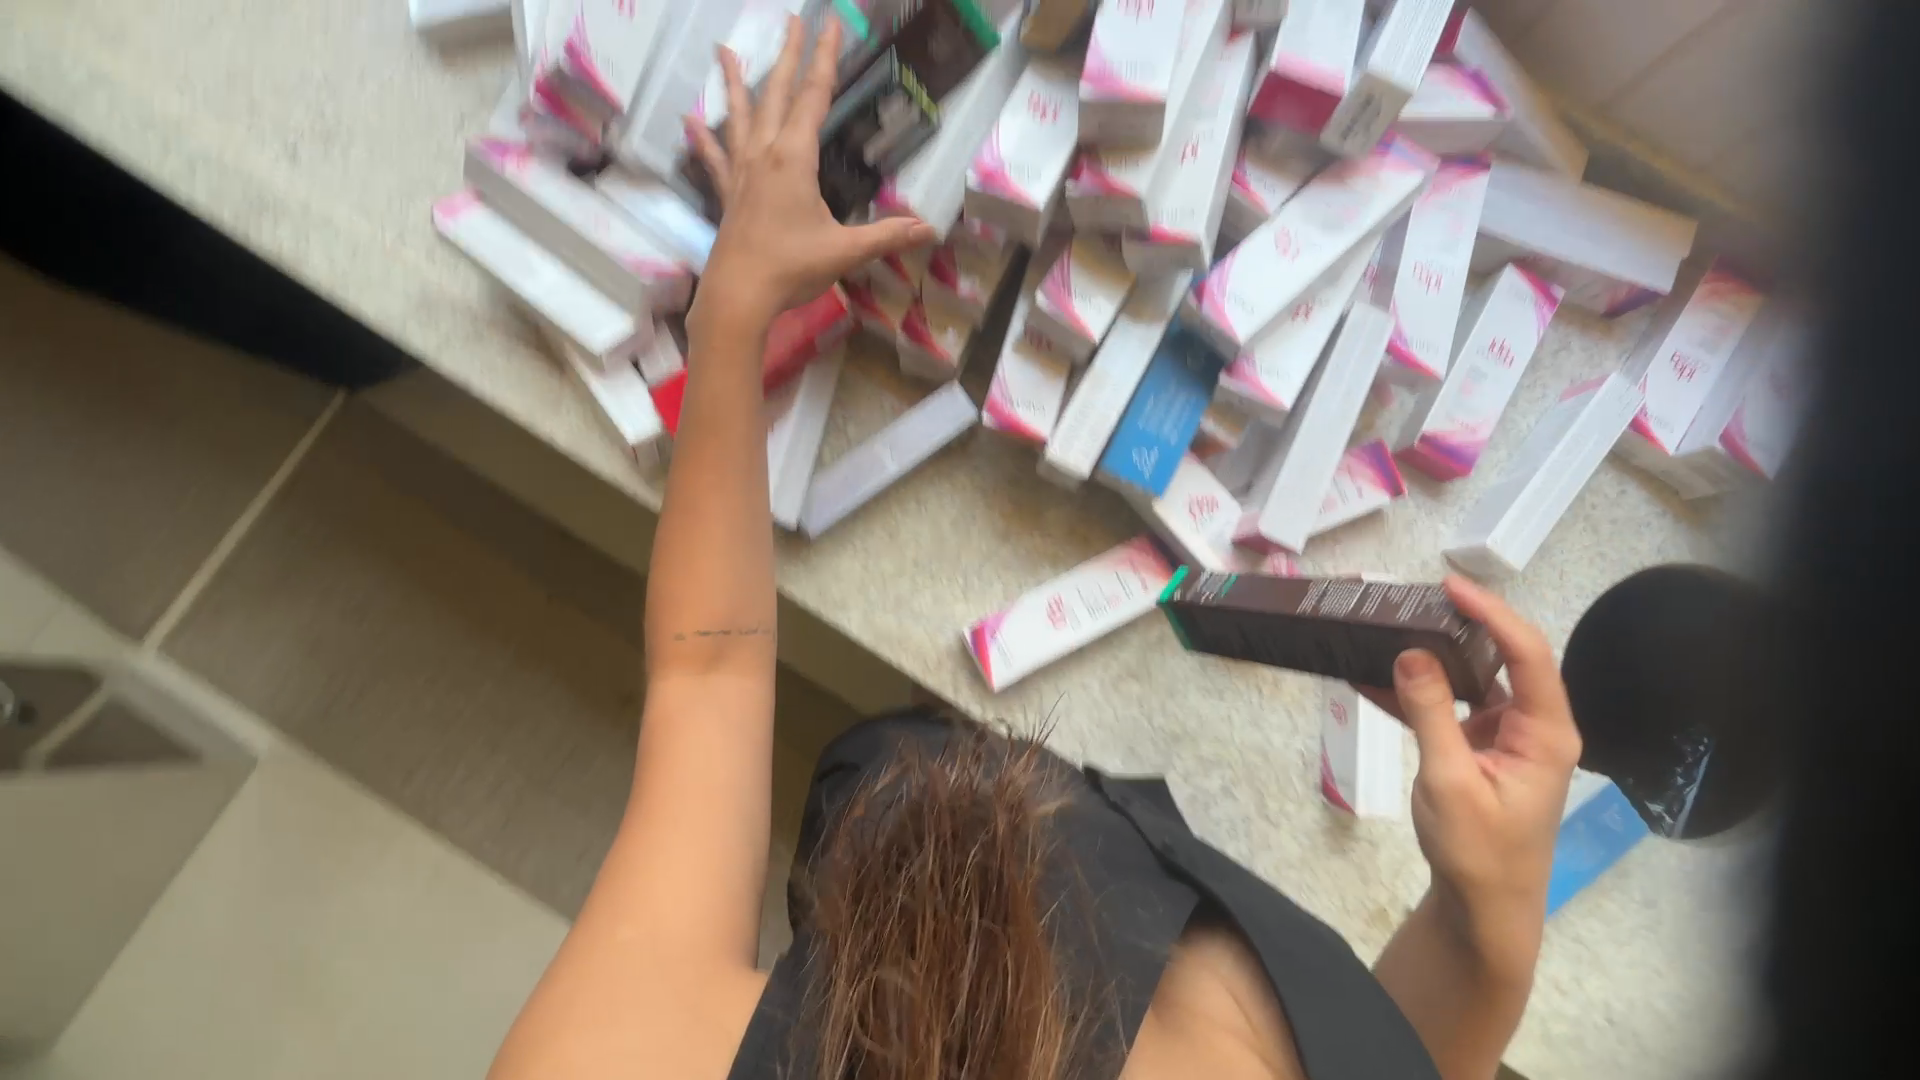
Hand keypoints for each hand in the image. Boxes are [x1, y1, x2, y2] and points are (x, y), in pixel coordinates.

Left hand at [685, 16, 936, 333]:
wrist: (740, 294)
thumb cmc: (792, 268)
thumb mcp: (845, 251)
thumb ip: (886, 236)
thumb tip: (928, 230)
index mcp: (794, 158)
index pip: (814, 96)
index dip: (825, 59)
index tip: (829, 24)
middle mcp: (765, 154)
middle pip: (776, 93)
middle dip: (787, 55)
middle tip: (792, 20)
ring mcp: (742, 173)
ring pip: (739, 117)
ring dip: (734, 82)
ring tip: (723, 49)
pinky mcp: (729, 195)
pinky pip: (715, 158)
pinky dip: (704, 139)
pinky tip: (689, 121)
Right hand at [1358, 576, 1581, 971]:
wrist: (1483, 904)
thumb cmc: (1479, 848)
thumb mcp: (1449, 779)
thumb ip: (1432, 713)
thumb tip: (1411, 653)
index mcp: (1545, 732)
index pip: (1528, 655)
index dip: (1493, 614)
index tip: (1450, 587)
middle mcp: (1531, 724)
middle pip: (1503, 657)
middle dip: (1462, 624)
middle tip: (1414, 600)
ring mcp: (1503, 735)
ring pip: (1471, 679)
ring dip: (1432, 655)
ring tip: (1390, 627)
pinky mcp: (1477, 747)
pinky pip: (1445, 707)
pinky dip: (1411, 692)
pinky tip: (1369, 678)